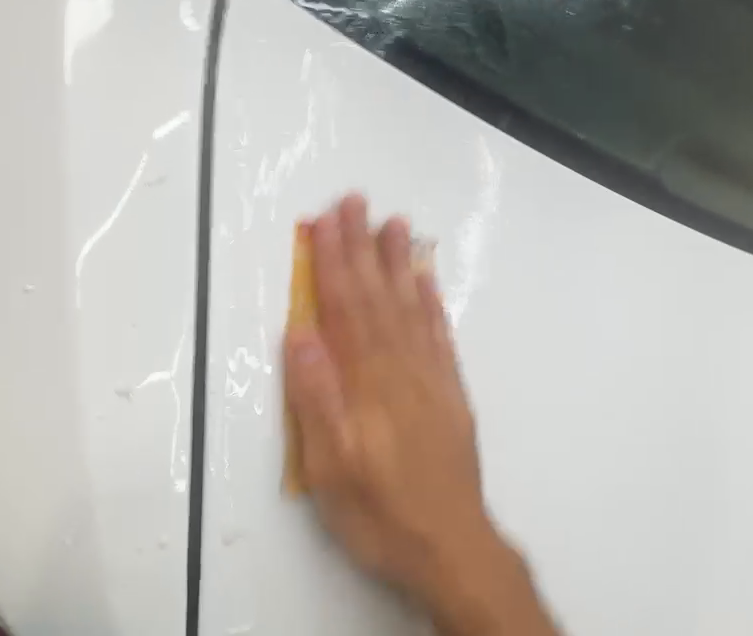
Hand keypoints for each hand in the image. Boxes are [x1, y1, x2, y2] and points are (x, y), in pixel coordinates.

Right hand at [284, 195, 554, 635]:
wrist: (453, 552)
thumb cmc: (379, 510)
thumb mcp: (329, 466)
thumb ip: (315, 397)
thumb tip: (299, 332)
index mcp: (366, 379)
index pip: (343, 306)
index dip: (331, 260)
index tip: (323, 220)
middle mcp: (399, 366)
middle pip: (375, 294)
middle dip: (362, 245)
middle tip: (354, 200)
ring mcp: (429, 378)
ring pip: (409, 306)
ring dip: (398, 262)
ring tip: (393, 222)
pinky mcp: (449, 395)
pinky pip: (439, 336)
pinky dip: (431, 303)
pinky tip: (425, 280)